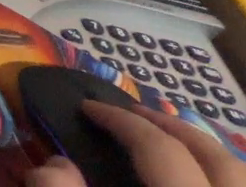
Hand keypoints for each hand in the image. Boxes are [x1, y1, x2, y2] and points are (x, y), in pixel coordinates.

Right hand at [28, 102, 245, 186]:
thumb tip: (55, 163)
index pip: (158, 147)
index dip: (120, 120)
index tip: (87, 107)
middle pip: (216, 156)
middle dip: (171, 125)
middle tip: (133, 112)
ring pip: (242, 173)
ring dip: (207, 149)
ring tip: (172, 139)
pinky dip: (225, 175)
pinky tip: (199, 173)